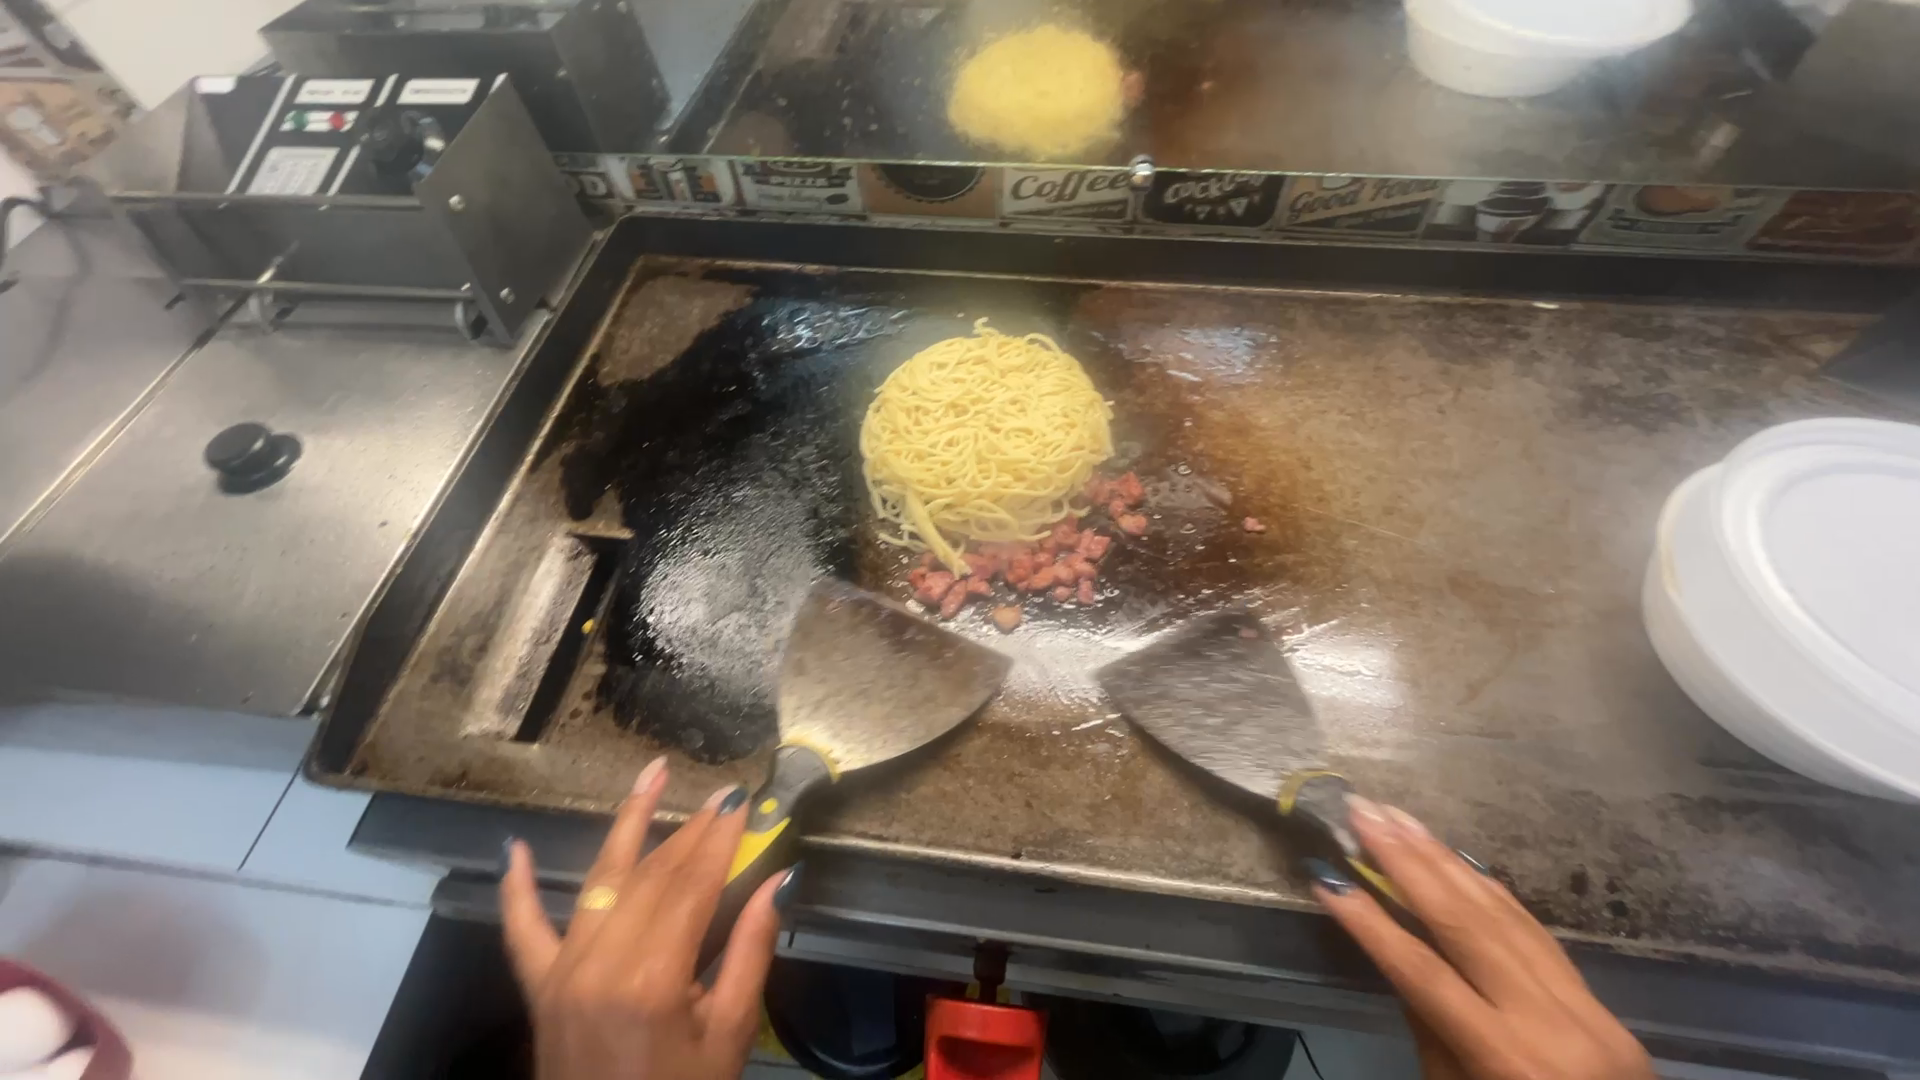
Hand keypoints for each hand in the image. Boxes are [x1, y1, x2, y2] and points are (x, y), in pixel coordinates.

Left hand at [500, 757, 797, 1079]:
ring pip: (601, 880)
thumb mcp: (730, 1033)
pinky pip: (521, 931)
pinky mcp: (540, 988)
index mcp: (652, 978)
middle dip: (693, 829)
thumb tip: (780, 880)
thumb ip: (752, 949)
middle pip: (654, 874)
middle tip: (724, 795)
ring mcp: (563, 972)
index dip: (724, 839)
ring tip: (652, 774)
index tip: (747, 803)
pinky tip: (514, 848)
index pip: (695, 884)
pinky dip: (515, 889)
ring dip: (629, 822)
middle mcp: (601, 963)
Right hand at [1309, 798, 1654, 1079]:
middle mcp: (1551, 1025)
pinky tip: (1455, 856)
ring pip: (1501, 915)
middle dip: (1405, 861)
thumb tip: (1395, 943)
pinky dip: (1489, 890)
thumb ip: (1427, 1020)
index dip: (1370, 922)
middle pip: (1464, 924)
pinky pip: (1535, 932)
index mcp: (1508, 1060)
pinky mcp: (1603, 1004)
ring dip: (1441, 858)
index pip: (1422, 973)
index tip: (1325, 878)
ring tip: (1397, 817)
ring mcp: (1587, 1011)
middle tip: (1362, 812)